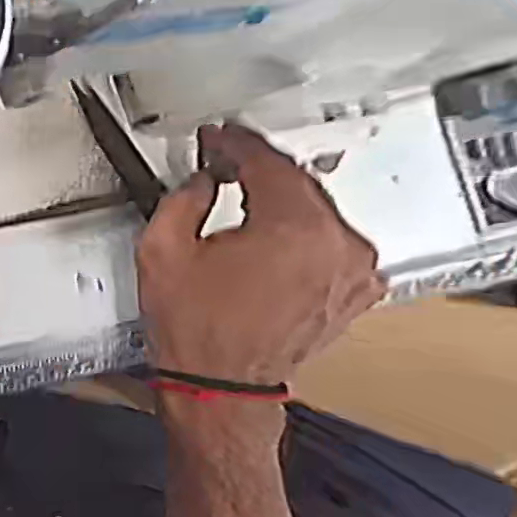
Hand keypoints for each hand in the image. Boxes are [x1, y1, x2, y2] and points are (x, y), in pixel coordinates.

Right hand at [138, 123, 385, 387]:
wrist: (220, 379)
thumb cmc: (193, 325)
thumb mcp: (160, 252)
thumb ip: (182, 201)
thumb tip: (204, 183)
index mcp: (293, 230)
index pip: (269, 165)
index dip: (238, 144)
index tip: (220, 137)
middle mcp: (338, 245)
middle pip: (302, 185)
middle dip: (261, 170)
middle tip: (227, 161)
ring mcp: (354, 269)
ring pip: (319, 213)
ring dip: (283, 200)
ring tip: (246, 196)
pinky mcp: (356, 288)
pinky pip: (332, 242)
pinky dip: (302, 231)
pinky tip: (271, 235)